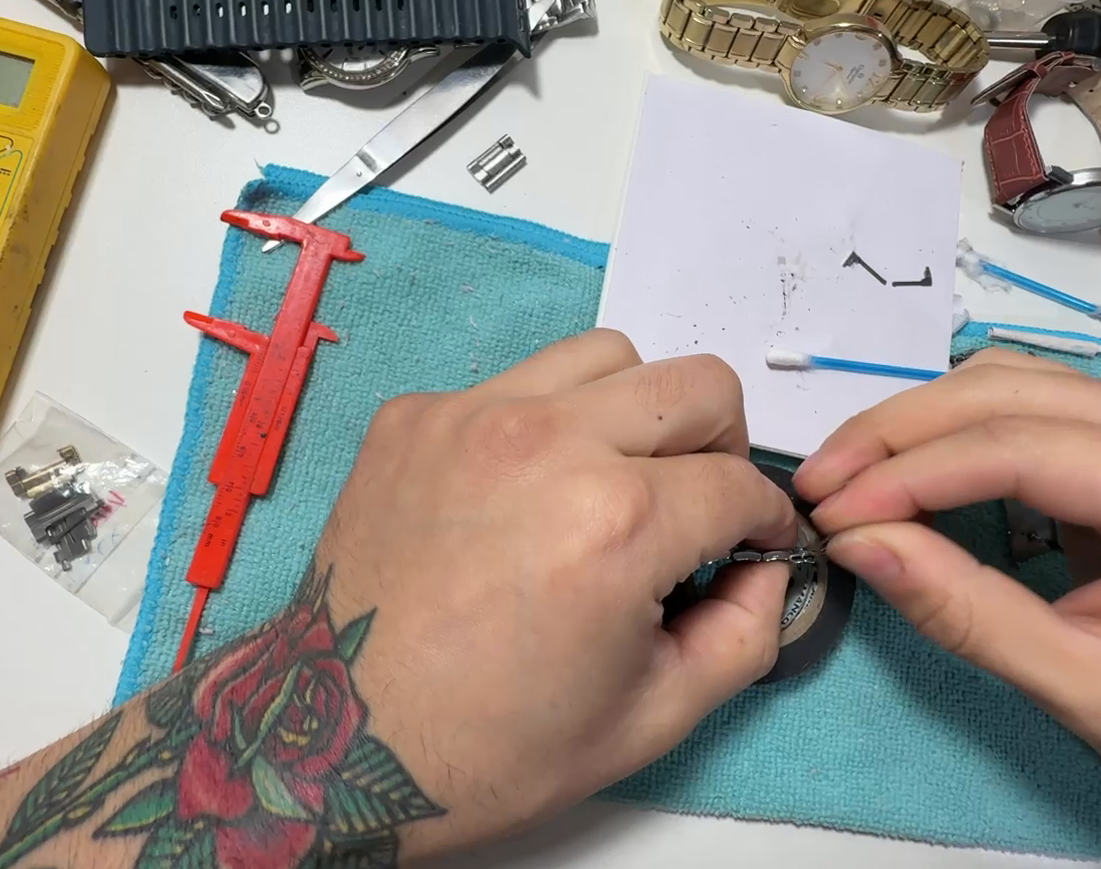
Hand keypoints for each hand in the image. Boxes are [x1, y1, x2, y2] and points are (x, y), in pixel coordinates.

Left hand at [314, 330, 796, 855]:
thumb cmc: (491, 743)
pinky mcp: (417, 412)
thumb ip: (744, 633)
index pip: (740, 483)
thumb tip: (764, 566)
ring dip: (635, 409)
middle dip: (721, 442)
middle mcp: (548, 442)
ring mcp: (473, 413)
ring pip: (607, 356)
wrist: (334, 731)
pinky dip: (543, 421)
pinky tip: (519, 485)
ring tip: (610, 471)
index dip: (766, 519)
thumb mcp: (651, 717)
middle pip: (696, 384)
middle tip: (695, 496)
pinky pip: (516, 381)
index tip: (755, 538)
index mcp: (616, 522)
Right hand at [795, 349, 1100, 868]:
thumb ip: (968, 613)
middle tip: (820, 483)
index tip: (830, 511)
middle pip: (1014, 392)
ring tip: (852, 473)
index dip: (911, 472)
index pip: (1031, 448)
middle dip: (897, 434)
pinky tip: (909, 463)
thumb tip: (854, 542)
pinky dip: (953, 427)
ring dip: (917, 421)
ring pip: (1014, 380)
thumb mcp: (1095, 698)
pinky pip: (1033, 399)